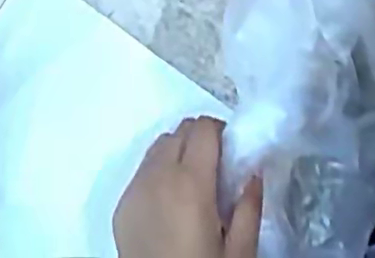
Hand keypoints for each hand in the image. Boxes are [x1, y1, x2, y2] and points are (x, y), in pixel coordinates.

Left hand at [114, 117, 260, 257]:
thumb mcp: (239, 254)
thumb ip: (248, 208)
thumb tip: (253, 170)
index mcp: (190, 182)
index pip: (203, 128)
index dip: (220, 132)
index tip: (233, 149)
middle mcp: (157, 174)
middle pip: (180, 131)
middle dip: (201, 139)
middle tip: (218, 167)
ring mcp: (134, 186)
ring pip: (159, 146)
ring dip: (178, 152)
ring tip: (195, 184)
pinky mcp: (121, 204)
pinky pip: (142, 170)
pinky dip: (159, 172)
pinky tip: (172, 202)